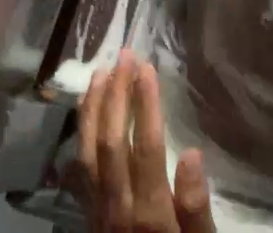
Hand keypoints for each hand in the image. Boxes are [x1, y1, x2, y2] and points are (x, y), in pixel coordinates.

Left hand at [76, 52, 213, 232]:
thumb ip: (195, 207)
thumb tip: (191, 153)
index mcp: (150, 213)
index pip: (144, 147)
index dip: (144, 105)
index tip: (147, 67)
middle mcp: (117, 209)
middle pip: (109, 143)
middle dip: (116, 95)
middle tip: (125, 55)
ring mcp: (98, 215)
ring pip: (87, 154)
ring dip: (92, 110)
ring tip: (100, 73)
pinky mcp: (89, 221)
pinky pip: (77, 175)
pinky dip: (78, 140)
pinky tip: (83, 119)